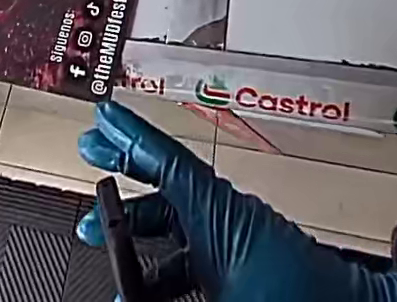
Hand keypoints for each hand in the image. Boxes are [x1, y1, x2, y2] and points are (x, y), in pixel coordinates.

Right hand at [76, 101, 396, 301]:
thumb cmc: (302, 294)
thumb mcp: (224, 292)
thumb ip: (168, 289)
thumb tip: (127, 294)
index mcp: (222, 214)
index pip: (168, 162)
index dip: (133, 134)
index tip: (106, 113)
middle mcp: (226, 220)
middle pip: (164, 187)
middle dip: (125, 170)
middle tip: (93, 154)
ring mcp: (234, 246)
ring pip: (175, 226)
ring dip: (137, 228)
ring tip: (102, 237)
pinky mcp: (242, 271)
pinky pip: (191, 256)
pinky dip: (160, 265)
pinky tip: (141, 286)